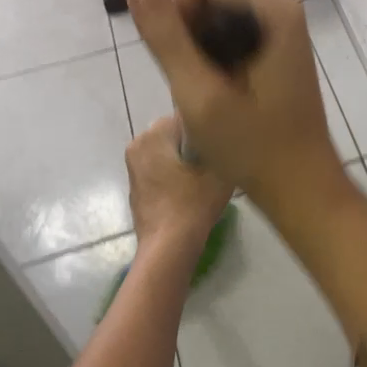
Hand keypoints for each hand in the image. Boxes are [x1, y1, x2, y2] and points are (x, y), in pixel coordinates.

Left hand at [125, 116, 233, 249]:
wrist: (168, 248)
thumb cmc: (192, 205)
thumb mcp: (220, 172)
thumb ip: (225, 146)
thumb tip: (233, 135)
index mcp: (153, 135)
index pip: (184, 118)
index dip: (205, 129)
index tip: (220, 143)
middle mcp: (137, 145)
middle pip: (173, 133)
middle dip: (192, 143)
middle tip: (215, 159)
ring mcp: (133, 168)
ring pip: (166, 151)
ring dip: (183, 159)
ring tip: (204, 175)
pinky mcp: (135, 187)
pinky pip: (158, 169)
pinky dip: (172, 173)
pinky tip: (188, 189)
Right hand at [127, 0, 342, 204]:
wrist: (301, 188)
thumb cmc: (251, 146)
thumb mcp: (197, 92)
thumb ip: (163, 32)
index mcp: (272, 6)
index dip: (178, 16)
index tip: (185, 65)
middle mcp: (281, 3)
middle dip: (188, 31)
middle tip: (196, 82)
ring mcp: (281, 23)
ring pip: (213, 10)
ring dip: (197, 46)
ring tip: (206, 89)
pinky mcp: (275, 42)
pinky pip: (228, 27)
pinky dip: (212, 54)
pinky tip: (218, 89)